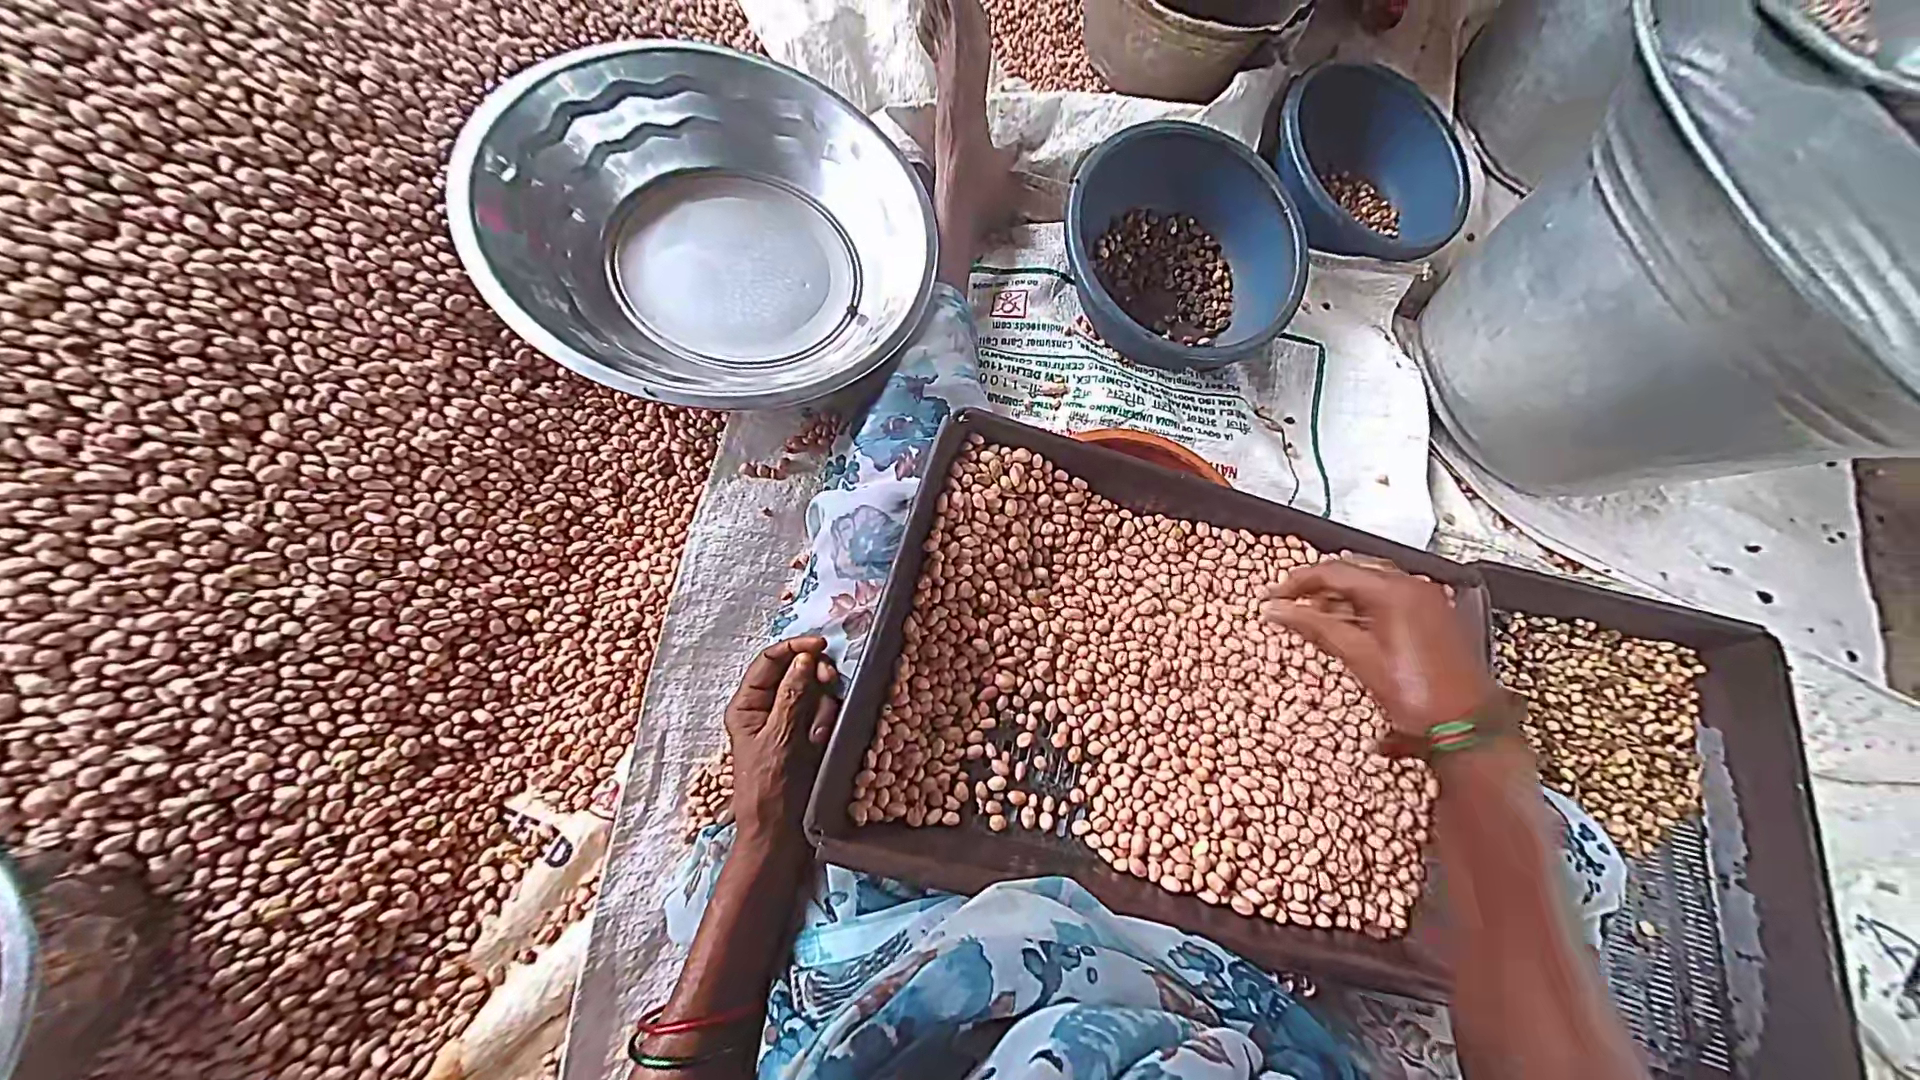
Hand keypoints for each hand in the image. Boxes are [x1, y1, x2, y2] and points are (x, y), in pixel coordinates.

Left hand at [725, 636, 840, 845]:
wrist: (783, 834)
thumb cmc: (771, 789)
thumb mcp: (779, 738)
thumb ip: (792, 695)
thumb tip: (805, 657)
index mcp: (747, 705)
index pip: (769, 660)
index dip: (794, 647)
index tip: (822, 645)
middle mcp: (768, 707)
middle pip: (796, 670)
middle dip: (814, 676)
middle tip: (830, 683)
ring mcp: (791, 720)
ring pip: (815, 690)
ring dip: (822, 705)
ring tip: (818, 733)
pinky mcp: (810, 733)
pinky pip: (825, 711)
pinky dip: (828, 721)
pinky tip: (823, 740)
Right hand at [1257, 558, 1493, 752]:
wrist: (1468, 728)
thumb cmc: (1421, 697)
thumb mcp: (1357, 656)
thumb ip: (1314, 626)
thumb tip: (1278, 610)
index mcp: (1394, 592)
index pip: (1332, 571)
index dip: (1297, 583)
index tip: (1274, 596)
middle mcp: (1413, 588)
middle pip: (1350, 571)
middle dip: (1315, 586)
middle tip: (1288, 603)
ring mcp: (1426, 601)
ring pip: (1368, 584)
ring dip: (1337, 596)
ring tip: (1311, 617)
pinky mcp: (1432, 617)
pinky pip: (1386, 598)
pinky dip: (1359, 607)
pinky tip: (1343, 626)